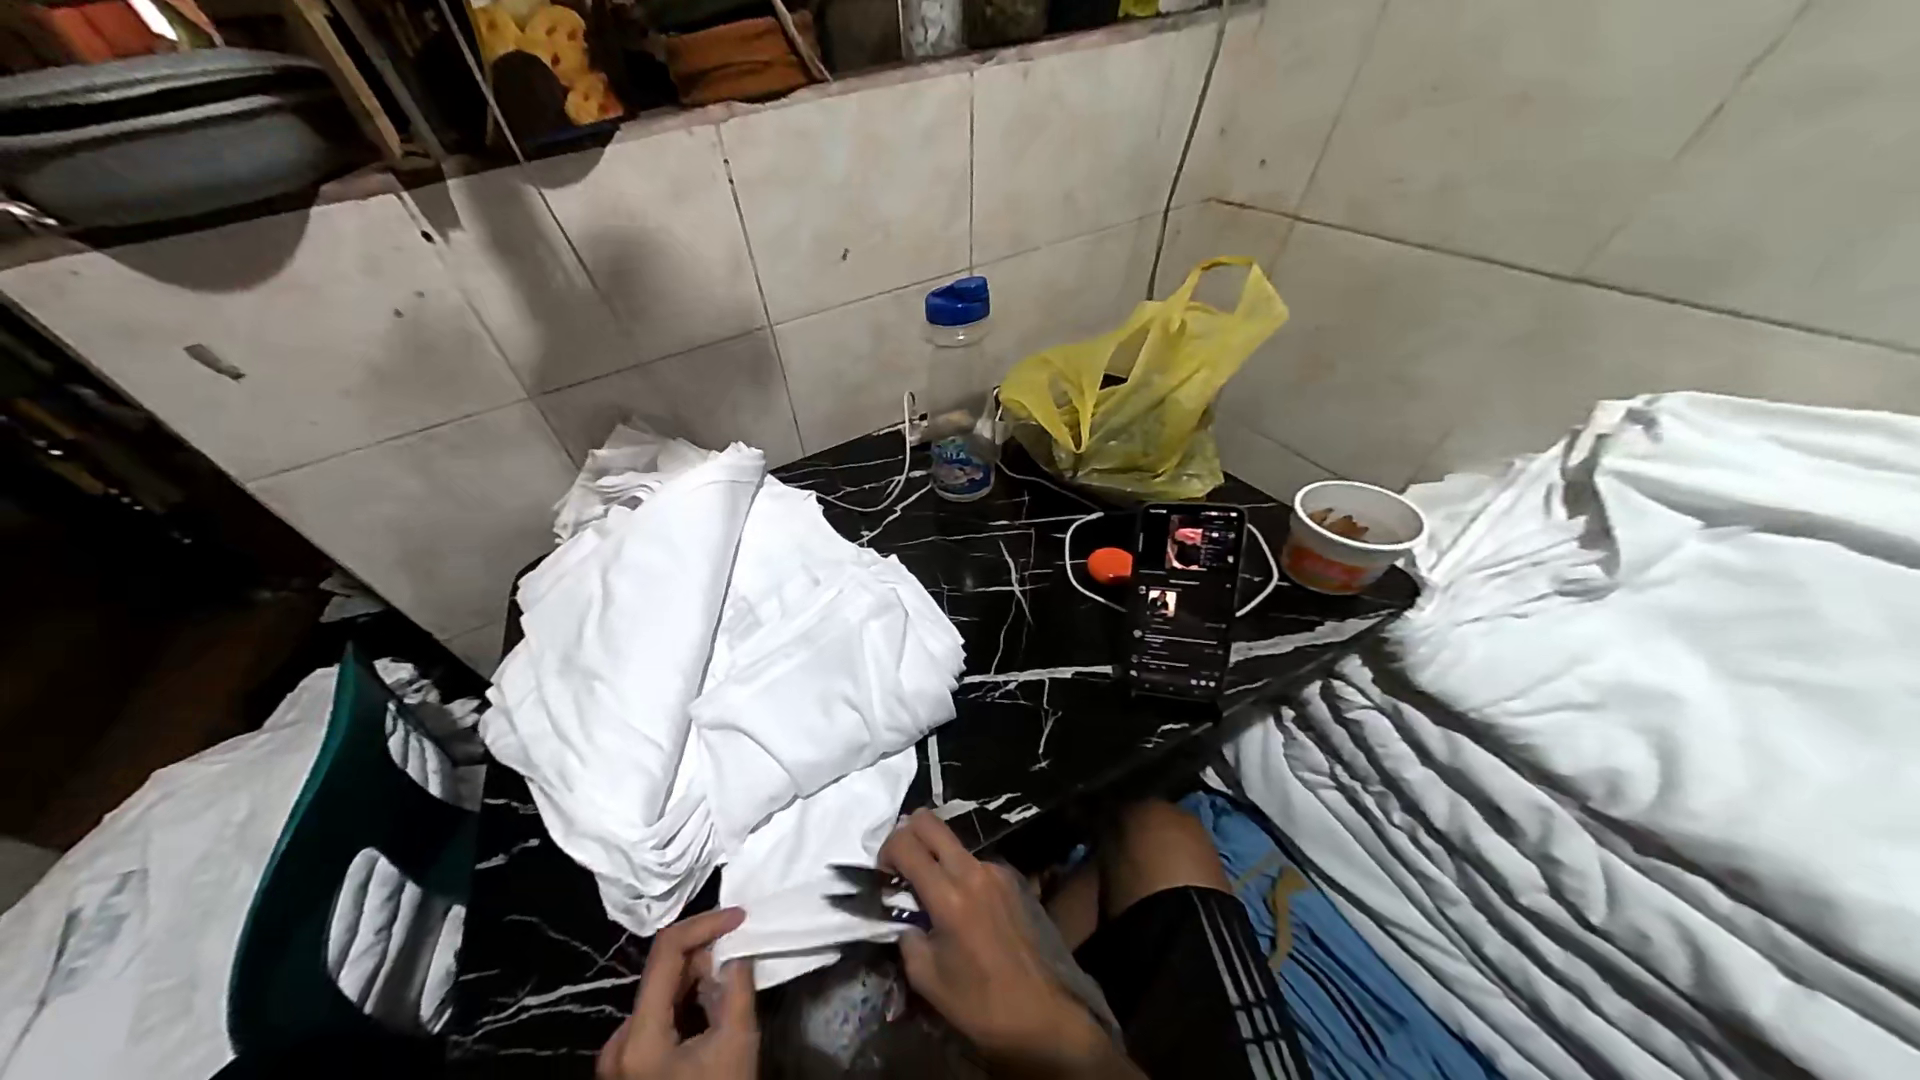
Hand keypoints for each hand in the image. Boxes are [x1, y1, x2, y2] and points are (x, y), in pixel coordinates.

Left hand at [596, 907, 757, 1079]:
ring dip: (699, 978)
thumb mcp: (736, 1045)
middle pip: (663, 972)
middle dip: (706, 954)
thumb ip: (737, 988)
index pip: (666, 951)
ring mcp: (619, 1056)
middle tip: (741, 955)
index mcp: (638, 1036)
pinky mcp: (628, 1065)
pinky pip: (659, 1014)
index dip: (705, 923)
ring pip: (662, 992)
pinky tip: (713, 1009)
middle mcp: (618, 1041)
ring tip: (731, 985)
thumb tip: (736, 951)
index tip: (741, 916)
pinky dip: (688, 1001)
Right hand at [881, 811, 1136, 1077]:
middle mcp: (973, 870)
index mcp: (949, 895)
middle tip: (901, 868)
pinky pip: (974, 863)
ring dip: (935, 857)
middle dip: (907, 834)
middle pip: (930, 821)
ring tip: (933, 895)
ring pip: (953, 843)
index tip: (884, 876)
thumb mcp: (927, 977)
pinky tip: (964, 908)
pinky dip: (959, 874)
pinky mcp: (1012, 879)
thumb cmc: (980, 1002)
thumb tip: (903, 915)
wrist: (1043, 1012)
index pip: (906, 843)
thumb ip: (907, 935)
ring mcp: (996, 870)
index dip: (886, 852)